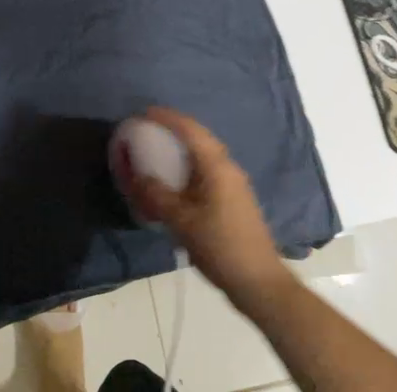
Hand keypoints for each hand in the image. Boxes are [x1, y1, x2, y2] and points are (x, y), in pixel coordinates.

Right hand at [117, 107, 294, 312]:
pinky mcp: (235, 199)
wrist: (259, 282)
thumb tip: (137, 174)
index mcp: (217, 166)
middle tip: (148, 131)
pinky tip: (177, 181)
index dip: (166, 117)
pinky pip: (208, 170)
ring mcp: (235, 184)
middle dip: (174, 130)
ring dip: (182, 148)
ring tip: (158, 152)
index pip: (190, 129)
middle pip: (199, 137)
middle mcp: (228, 168)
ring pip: (205, 154)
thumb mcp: (181, 221)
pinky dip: (189, 166)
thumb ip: (157, 195)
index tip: (143, 113)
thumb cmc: (220, 246)